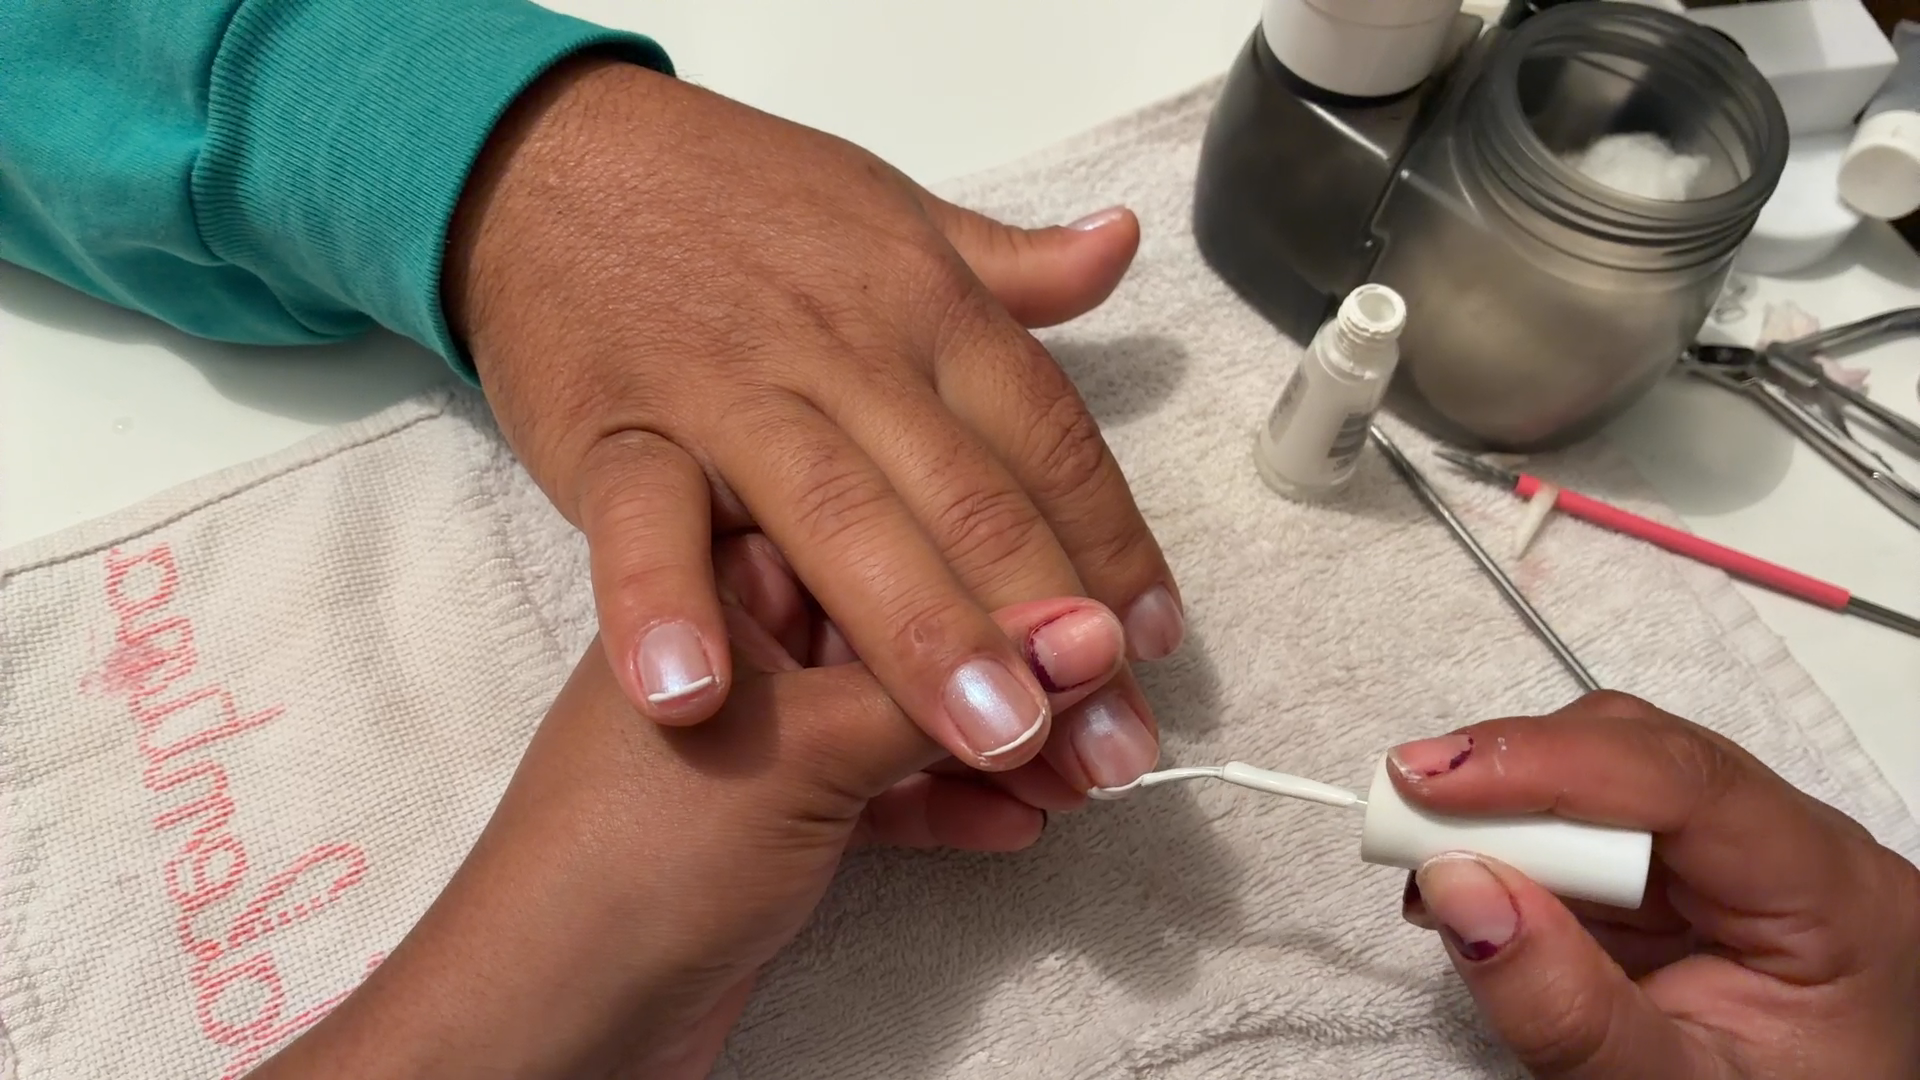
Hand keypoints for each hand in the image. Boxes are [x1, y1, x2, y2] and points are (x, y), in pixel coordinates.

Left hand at [247, 586, 1128, 1079]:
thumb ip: (955, 686)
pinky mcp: (789, 798)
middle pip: (914, 629)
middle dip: (1009, 679)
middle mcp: (757, 632)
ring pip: (909, 710)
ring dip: (992, 749)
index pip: (892, 533)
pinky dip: (948, 803)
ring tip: (1077, 781)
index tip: (1089, 626)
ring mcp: (775, 718)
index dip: (997, 578)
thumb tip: (1092, 633)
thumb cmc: (653, 852)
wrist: (551, 1037)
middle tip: (1102, 721)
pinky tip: (1018, 825)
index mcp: (733, 571)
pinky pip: (887, 780)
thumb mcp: (815, 749)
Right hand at [444, 54, 1177, 793]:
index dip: (1114, 544)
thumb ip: (1011, 265)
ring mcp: (728, 395)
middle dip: (1051, 626)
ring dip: (920, 634)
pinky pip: (648, 523)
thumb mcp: (901, 220)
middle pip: (971, 500)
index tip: (1154, 639)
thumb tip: (1120, 244)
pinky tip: (698, 700)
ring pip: (842, 520)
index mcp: (928, 308)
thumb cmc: (750, 206)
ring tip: (993, 739)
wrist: (561, 167)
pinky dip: (666, 603)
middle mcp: (847, 354)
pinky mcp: (616, 431)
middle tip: (1114, 745)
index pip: (1049, 439)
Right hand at [1389, 691, 1919, 1078]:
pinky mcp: (1659, 848)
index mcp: (1831, 898)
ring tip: (1434, 872)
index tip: (1419, 780)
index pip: (1681, 777)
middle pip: (1618, 748)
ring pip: (1578, 761)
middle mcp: (1784, 839)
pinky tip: (1465, 877)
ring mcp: (1719, 838)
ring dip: (1488, 809)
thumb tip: (1452, 881)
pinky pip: (1559, 800)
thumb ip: (1570, 1010)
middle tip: (1410, 835)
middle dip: (1502, 786)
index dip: (1538, 760)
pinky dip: (1490, 828)